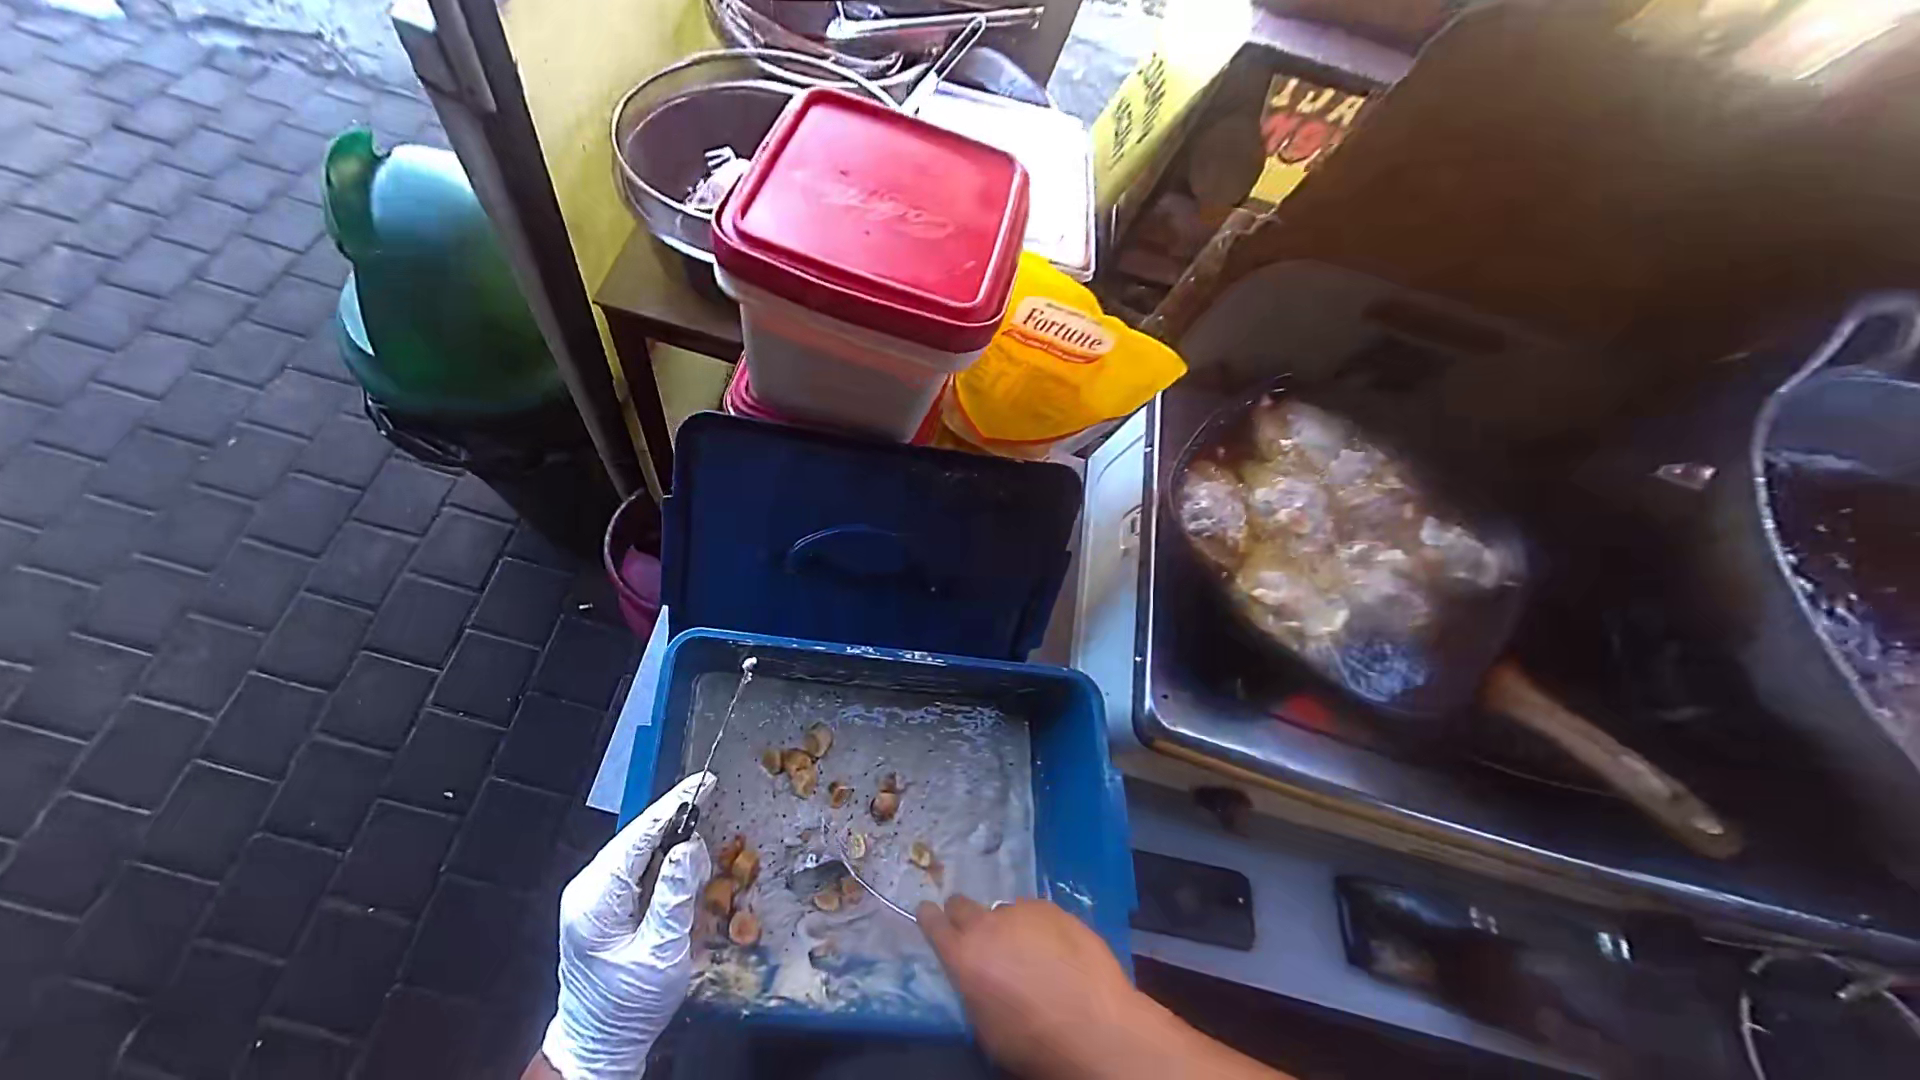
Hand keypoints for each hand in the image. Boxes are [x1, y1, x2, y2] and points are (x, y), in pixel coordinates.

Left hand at [539, 772, 714, 1079]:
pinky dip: (665, 866)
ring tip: (694, 882)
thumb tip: (690, 845)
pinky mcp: (604, 903)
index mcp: (597, 897)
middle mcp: (590, 887)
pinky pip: (639, 868)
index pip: (640, 834)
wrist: (600, 1045)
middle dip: (678, 832)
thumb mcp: (661, 951)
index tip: (704, 784)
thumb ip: (675, 894)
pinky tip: (681, 879)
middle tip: (706, 850)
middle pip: (640, 837)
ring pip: (642, 850)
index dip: (674, 805)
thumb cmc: (629, 1005)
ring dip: (674, 854)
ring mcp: (594, 895)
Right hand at [917, 896, 1149, 1079]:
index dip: (929, 918)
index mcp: (964, 956)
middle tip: (977, 936)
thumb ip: (973, 989)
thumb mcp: (987, 1029)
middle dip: (963, 916)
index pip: (933, 923)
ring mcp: (1021, 911)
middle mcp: (987, 925)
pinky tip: (1056, 951)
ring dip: (1007, 927)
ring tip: (1029, 954)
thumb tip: (976, 975)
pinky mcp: (1051, 907)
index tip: (928, 913)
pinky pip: (1034, 913)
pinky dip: (1037, 928)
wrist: (1096, 1026)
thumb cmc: (1035, 1041)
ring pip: (1002, 912)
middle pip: (961, 904)